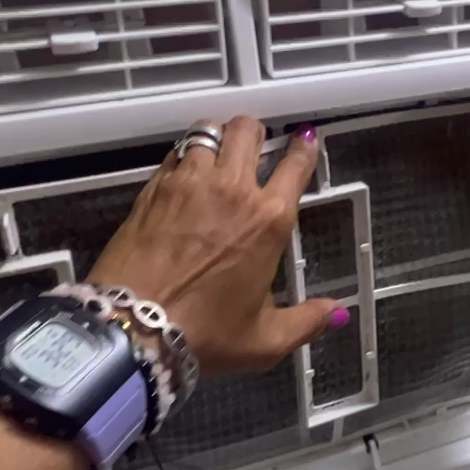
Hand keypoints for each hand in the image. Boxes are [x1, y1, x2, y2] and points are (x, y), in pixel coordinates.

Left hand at [88, 116, 347, 374]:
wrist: (133, 327)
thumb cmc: (205, 333)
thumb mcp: (265, 339)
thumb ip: (307, 322)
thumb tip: (337, 313)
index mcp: (270, 219)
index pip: (296, 164)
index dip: (304, 148)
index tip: (304, 141)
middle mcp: (234, 188)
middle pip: (248, 130)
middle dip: (256, 133)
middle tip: (255, 147)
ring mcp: (190, 181)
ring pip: (209, 130)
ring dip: (219, 137)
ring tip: (218, 152)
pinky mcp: (155, 186)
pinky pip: (176, 152)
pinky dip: (186, 155)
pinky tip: (185, 172)